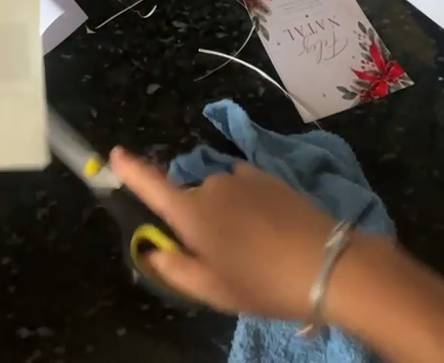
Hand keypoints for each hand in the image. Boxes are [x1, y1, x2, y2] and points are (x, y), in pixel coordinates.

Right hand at [110, 147, 386, 323]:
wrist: (329, 264)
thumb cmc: (264, 282)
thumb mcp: (215, 290)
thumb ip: (175, 268)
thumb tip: (151, 250)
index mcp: (190, 213)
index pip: (150, 185)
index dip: (130, 169)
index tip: (114, 153)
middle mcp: (208, 185)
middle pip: (188, 199)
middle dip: (196, 220)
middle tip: (221, 257)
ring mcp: (238, 176)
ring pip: (217, 194)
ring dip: (224, 214)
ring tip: (253, 249)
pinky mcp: (265, 174)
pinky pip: (241, 187)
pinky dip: (246, 205)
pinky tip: (268, 231)